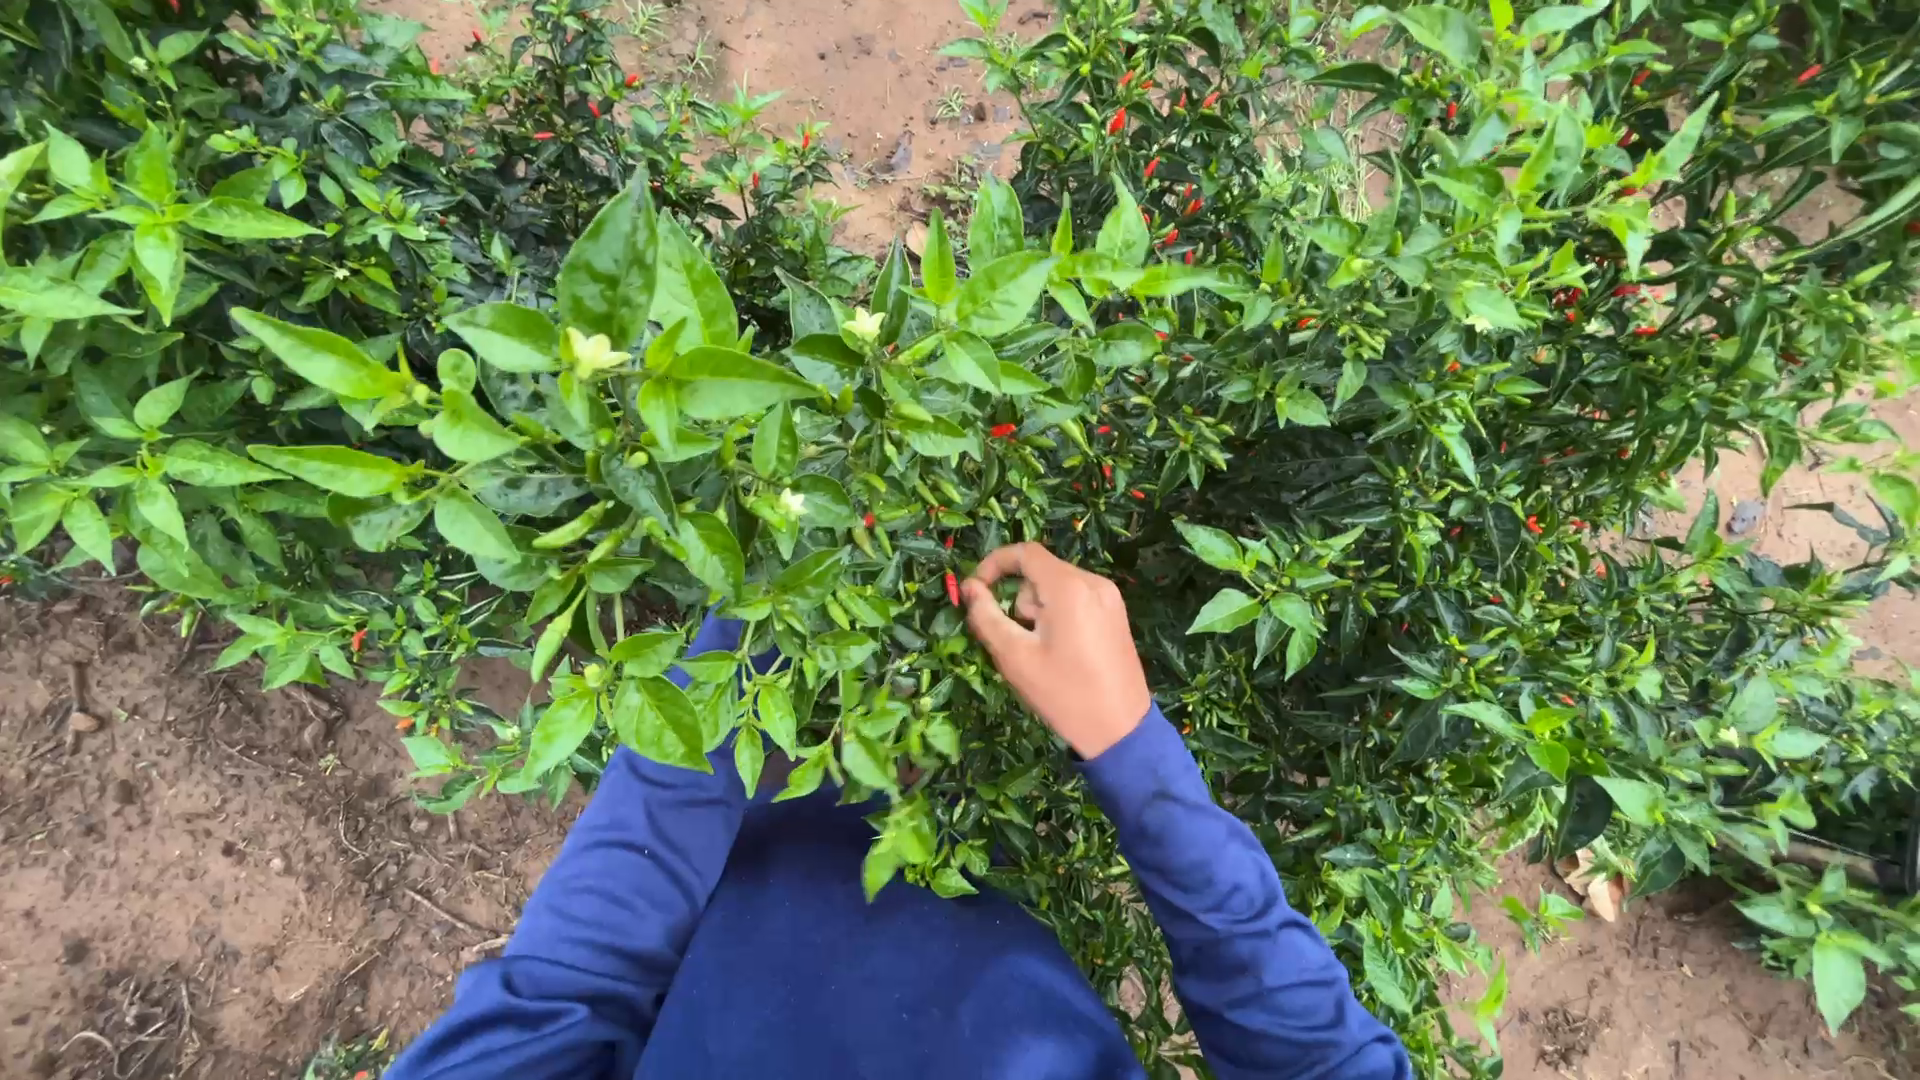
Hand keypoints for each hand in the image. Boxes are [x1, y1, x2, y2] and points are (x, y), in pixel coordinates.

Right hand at [959, 542, 1151, 758]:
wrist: (1119, 730)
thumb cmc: (1063, 693)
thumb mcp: (1014, 656)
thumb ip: (986, 616)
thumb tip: (970, 588)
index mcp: (1069, 587)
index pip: (1025, 552)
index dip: (994, 564)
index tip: (977, 591)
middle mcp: (1093, 582)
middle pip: (1040, 571)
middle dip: (1019, 598)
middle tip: (1018, 638)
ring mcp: (1109, 597)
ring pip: (1057, 586)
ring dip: (1038, 609)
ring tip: (1042, 649)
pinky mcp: (1115, 613)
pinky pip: (1076, 598)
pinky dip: (1058, 614)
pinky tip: (1062, 649)